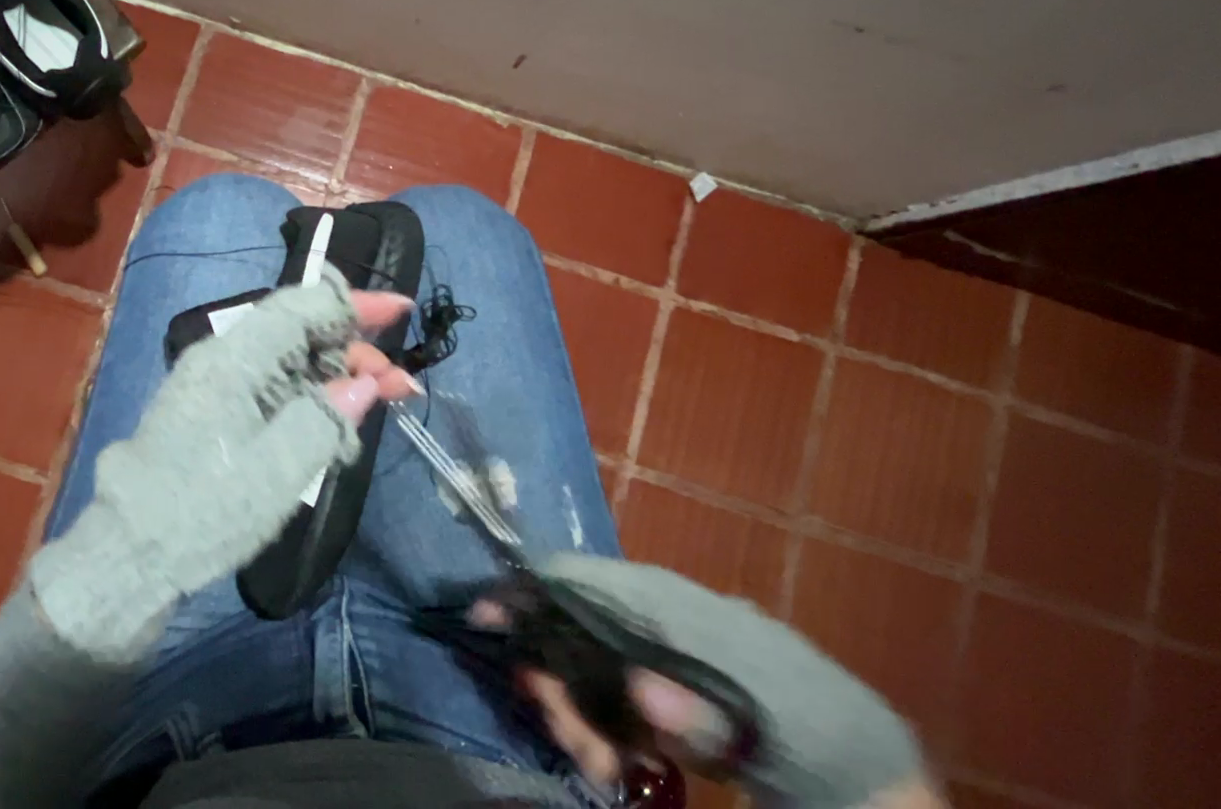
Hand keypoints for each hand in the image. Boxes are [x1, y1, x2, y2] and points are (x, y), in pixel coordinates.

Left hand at [30, 267, 417, 659]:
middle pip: (298, 333)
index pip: (301, 307)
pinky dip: (309, 399)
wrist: (133, 552)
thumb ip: (327, 416)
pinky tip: (336, 426)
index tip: (401, 311)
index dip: (355, 304)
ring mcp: (214, 388)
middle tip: (400, 387)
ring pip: (288, 363)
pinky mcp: (214, 415)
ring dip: (336, 377)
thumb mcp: (279, 467)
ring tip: (378, 405)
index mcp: (234, 359)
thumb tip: (364, 383)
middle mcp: (221, 361)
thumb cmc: (207, 508)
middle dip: (354, 350)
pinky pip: (272, 390)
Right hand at [482, 555, 937, 808]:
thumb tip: (637, 688)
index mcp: (684, 611)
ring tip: (596, 761)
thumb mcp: (766, 738)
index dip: (531, 588)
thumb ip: (701, 715)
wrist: (860, 767)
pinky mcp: (664, 679)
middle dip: (555, 677)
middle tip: (563, 734)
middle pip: (576, 623)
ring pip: (585, 658)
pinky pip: (608, 686)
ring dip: (575, 708)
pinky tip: (615, 757)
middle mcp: (662, 615)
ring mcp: (662, 646)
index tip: (484, 615)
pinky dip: (599, 721)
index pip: (591, 578)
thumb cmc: (812, 739)